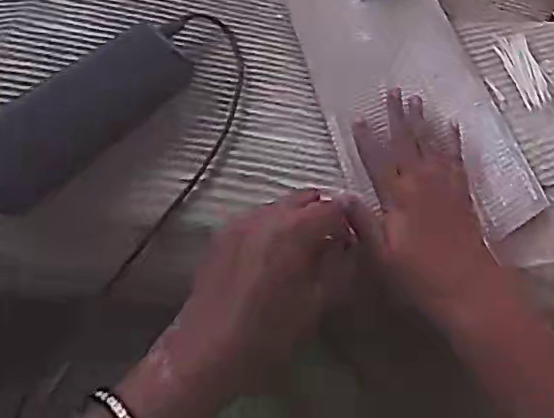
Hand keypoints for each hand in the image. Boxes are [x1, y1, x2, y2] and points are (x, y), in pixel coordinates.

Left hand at [115, 191, 354, 417]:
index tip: (349, 243)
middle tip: (327, 245)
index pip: (334, 207)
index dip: (347, 222)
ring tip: (298, 254)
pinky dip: (272, 228)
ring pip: (281, 205)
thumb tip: (348, 244)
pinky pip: (258, 218)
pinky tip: (269, 259)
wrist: (203, 355)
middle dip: (322, 215)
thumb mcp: (315, 305)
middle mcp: (268, 214)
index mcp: (294, 228)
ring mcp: (242, 220)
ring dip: (296, 220)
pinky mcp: (224, 232)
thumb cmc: (266, 335)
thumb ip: (339, 266)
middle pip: (307, 197)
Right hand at [346, 89, 511, 327]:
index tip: (359, 118)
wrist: (467, 283)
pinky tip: (452, 124)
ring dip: (422, 120)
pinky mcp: (461, 189)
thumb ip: (363, 223)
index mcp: (397, 197)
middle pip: (405, 142)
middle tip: (393, 91)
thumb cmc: (420, 275)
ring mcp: (443, 182)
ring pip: (430, 143)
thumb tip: (343, 196)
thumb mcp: (383, 256)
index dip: (367, 139)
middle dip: (397, 116)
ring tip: (416, 99)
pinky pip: (456, 156)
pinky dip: (453, 139)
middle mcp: (420, 182)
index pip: (377, 161)